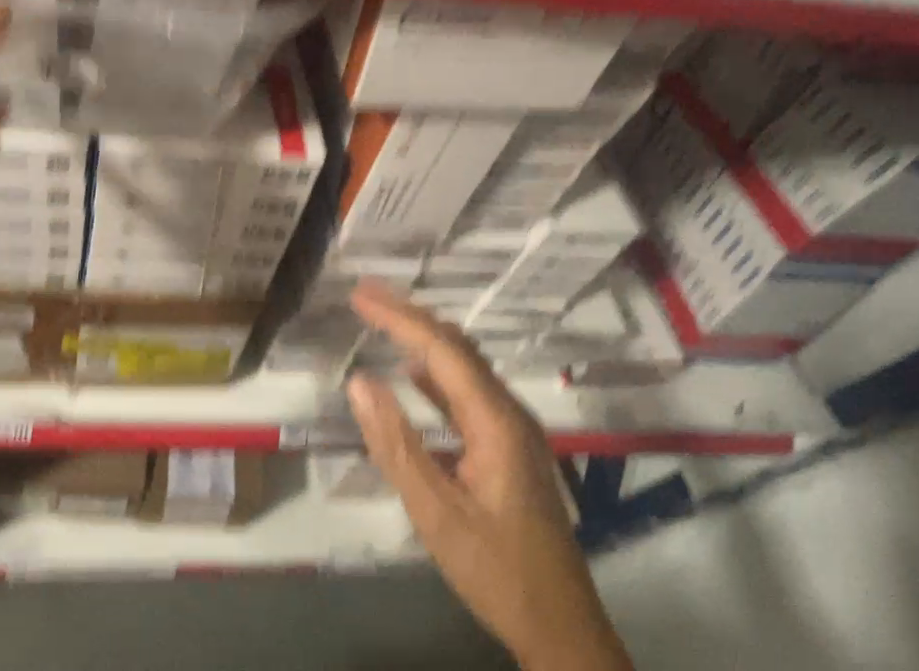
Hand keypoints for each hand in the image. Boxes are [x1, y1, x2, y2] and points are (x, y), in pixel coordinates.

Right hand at [346, 280, 631, 669]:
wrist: (559, 623)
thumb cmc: (495, 568)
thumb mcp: (435, 512)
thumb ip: (396, 445)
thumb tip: (360, 381)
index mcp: (496, 422)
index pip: (442, 351)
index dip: (399, 318)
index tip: (359, 295)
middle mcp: (510, 414)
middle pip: (458, 350)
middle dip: (411, 318)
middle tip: (365, 298)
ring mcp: (514, 432)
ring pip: (466, 369)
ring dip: (424, 341)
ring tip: (383, 323)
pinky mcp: (509, 450)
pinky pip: (469, 396)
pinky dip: (436, 376)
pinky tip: (413, 378)